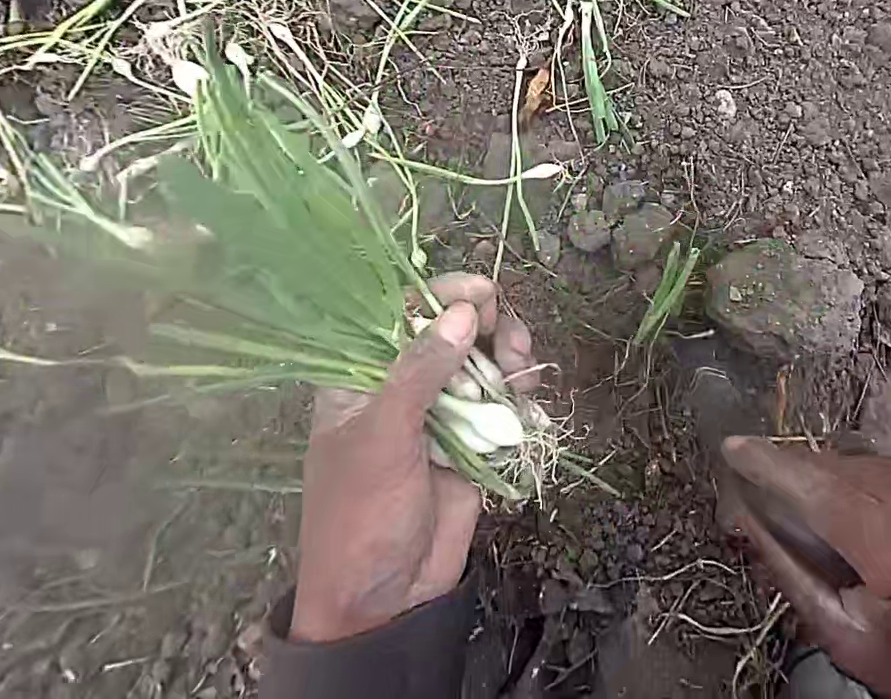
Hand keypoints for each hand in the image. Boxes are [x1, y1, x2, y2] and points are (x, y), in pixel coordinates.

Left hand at [288, 273, 535, 642]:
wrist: (388, 599)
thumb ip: (421, 372)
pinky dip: (520, 388)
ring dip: (510, 355)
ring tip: (520, 374)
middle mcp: (406, 381)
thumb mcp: (383, 439)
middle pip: (456, 327)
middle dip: (489, 325)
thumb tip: (464, 312)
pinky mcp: (476, 431)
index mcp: (365, 375)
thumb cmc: (363, 514)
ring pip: (486, 356)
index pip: (404, 312)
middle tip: (508, 342)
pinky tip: (527, 397)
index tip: (484, 292)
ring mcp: (444, 405)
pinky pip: (504, 394)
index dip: (445, 294)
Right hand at [721, 437, 890, 698]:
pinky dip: (837, 476)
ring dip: (809, 476)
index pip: (820, 491)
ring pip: (841, 460)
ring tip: (795, 510)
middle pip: (826, 469)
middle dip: (781, 473)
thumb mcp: (846, 634)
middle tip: (747, 492)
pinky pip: (863, 460)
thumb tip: (744, 515)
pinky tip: (833, 506)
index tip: (732, 449)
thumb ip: (789, 570)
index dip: (770, 467)